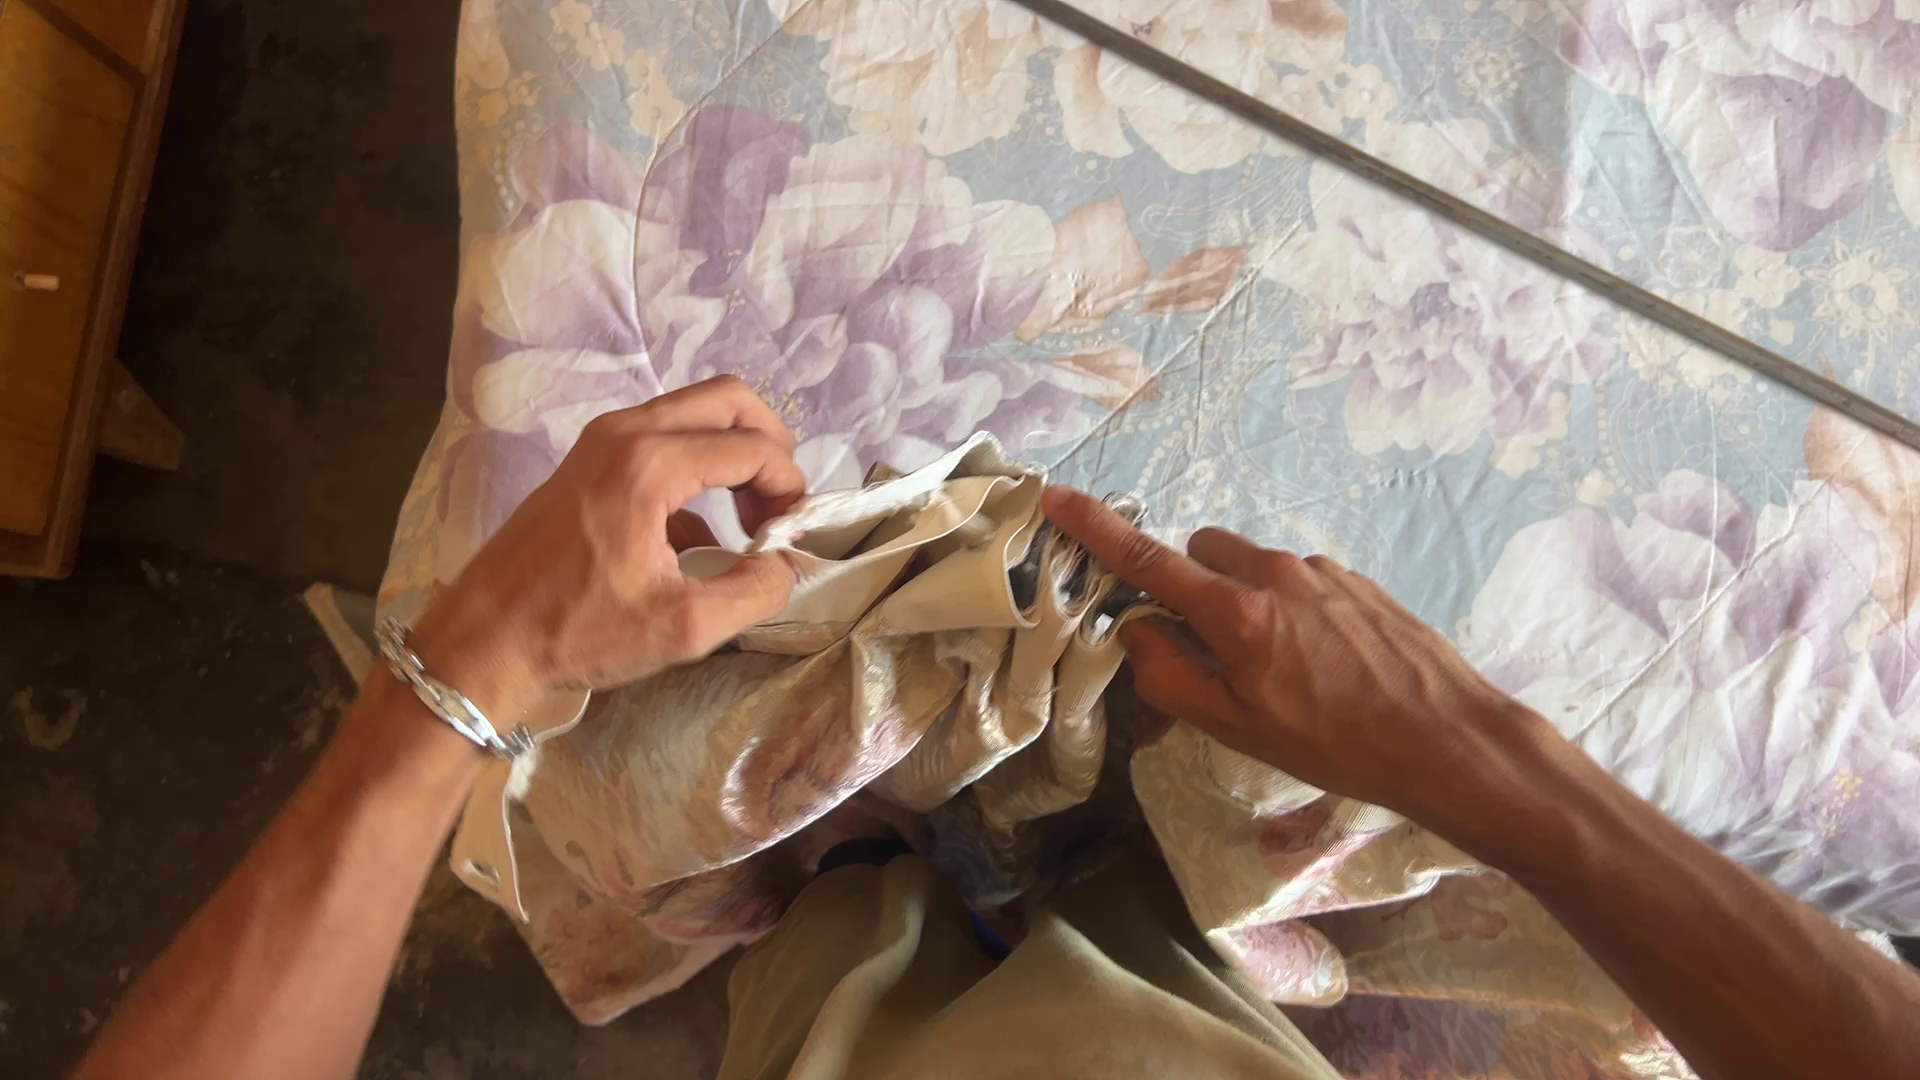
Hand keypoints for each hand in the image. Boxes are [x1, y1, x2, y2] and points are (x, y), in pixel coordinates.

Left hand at [410, 376, 805, 722]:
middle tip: (779, 505)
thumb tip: (786, 564)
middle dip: (772, 447)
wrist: (482, 640)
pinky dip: (704, 467)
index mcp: (650, 465)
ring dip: (738, 452)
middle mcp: (627, 432)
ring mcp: (604, 438)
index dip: (789, 488)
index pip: (754, 448)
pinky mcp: (592, 457)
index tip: (791, 535)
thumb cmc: (578, 632)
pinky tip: (699, 537)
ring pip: (699, 410)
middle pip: (730, 400)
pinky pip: (669, 436)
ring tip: (749, 516)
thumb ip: (757, 591)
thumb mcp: (685, 627)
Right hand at [1042, 486, 1551, 817]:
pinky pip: (1294, 576)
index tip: (1057, 495)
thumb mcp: (1234, 726)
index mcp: (1234, 610)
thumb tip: (1136, 629)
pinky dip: (1286, 603)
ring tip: (1282, 662)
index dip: (1095, 527)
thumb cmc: (1332, 743)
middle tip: (1215, 645)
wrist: (1452, 742)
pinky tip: (1323, 656)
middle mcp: (1272, 571)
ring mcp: (1318, 569)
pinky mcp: (1355, 577)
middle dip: (1189, 583)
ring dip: (1241, 596)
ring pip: (1248, 564)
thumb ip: (1168, 674)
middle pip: (1200, 550)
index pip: (1146, 558)